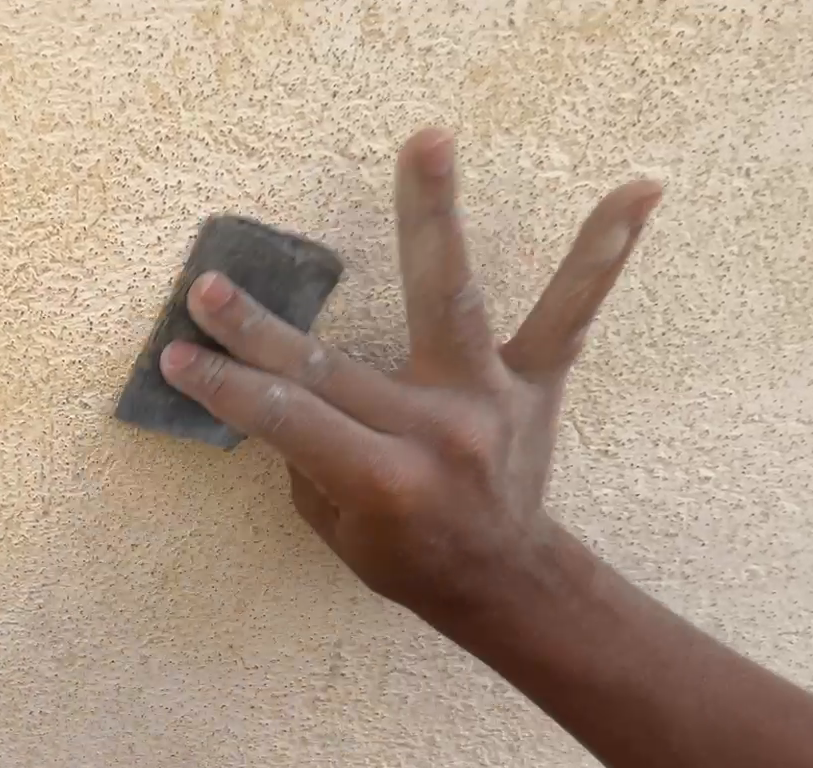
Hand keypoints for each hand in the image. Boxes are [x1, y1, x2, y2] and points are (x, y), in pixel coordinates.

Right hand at [158, 128, 661, 623]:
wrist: (500, 579)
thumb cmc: (401, 558)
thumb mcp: (329, 524)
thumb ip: (306, 454)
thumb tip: (280, 391)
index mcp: (381, 480)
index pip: (283, 418)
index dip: (223, 388)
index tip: (176, 357)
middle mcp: (437, 432)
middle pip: (330, 366)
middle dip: (256, 331)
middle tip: (208, 288)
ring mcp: (490, 400)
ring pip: (448, 303)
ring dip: (431, 221)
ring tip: (425, 142)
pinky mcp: (534, 384)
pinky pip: (566, 317)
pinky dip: (599, 256)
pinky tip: (635, 190)